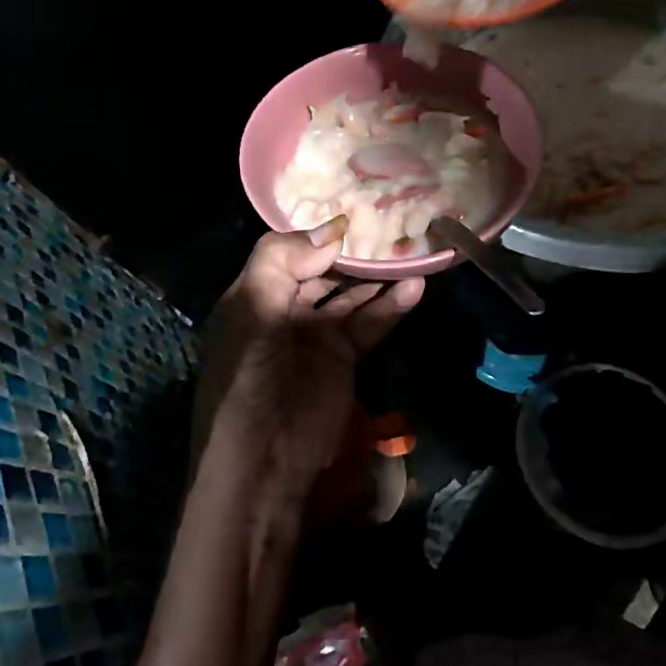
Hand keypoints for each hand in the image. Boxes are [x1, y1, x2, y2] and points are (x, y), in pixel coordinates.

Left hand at [192, 217, 423, 496]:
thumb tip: (332, 228)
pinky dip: (389, 307)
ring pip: (349, 295)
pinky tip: (415, 287)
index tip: (354, 206)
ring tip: (413, 247)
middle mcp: (282, 309)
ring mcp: (313, 334)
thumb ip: (282, 260)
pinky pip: (368, 324)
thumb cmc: (250, 377)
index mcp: (252, 294)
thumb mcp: (253, 310)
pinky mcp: (341, 358)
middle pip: (321, 270)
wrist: (263, 459)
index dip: (316, 233)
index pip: (286, 251)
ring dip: (378, 276)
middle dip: (352, 251)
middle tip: (393, 221)